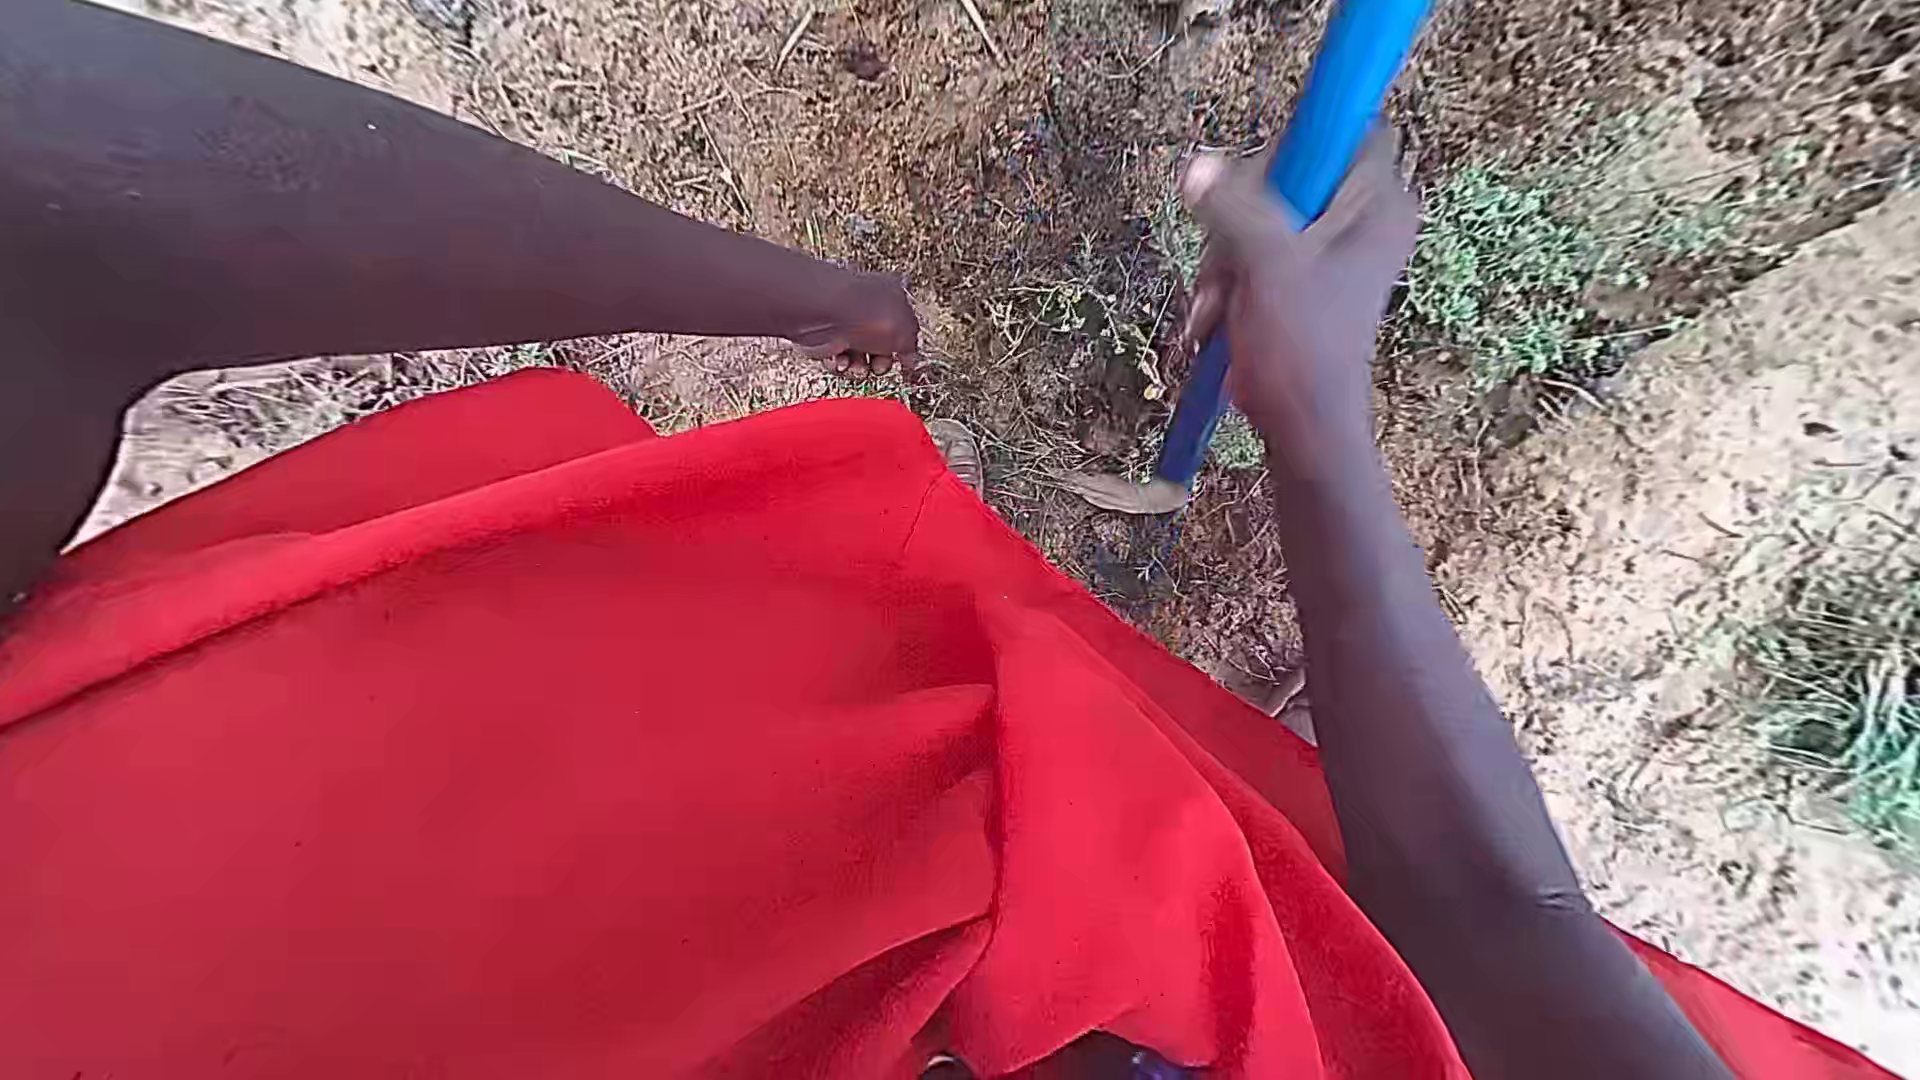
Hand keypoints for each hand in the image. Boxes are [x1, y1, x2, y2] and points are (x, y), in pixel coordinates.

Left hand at [788, 271, 920, 378]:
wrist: (821, 314)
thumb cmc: (865, 315)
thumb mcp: (904, 333)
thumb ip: (911, 347)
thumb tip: (910, 358)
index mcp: (892, 295)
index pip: (905, 324)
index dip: (905, 345)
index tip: (904, 361)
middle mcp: (869, 306)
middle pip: (882, 345)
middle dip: (881, 362)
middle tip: (877, 366)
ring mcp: (847, 321)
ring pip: (860, 355)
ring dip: (860, 367)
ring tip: (855, 365)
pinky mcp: (826, 335)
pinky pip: (839, 358)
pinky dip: (840, 364)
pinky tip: (839, 359)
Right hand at [1180, 130, 1416, 478]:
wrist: (1301, 422)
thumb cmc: (1298, 343)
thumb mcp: (1264, 264)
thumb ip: (1234, 208)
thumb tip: (1197, 166)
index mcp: (1376, 206)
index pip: (1346, 134)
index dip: (1298, 145)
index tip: (1253, 182)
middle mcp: (1360, 226)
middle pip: (1289, 186)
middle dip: (1238, 228)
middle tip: (1219, 267)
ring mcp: (1329, 262)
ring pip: (1260, 231)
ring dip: (1222, 268)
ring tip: (1209, 312)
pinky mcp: (1301, 293)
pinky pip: (1255, 266)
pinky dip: (1228, 289)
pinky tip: (1211, 321)